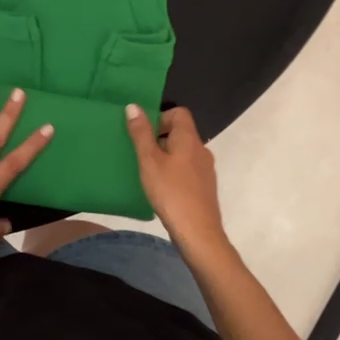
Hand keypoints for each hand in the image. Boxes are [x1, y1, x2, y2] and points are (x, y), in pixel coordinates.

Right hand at [126, 105, 229, 257]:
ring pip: (184, 152)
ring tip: (148, 171)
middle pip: (181, 132)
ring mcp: (206, 170)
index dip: (160, 117)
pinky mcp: (205, 187)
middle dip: (159, 138)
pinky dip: (174, 171)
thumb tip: (134, 106)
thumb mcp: (149, 160)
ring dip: (166, 156)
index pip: (179, 113)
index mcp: (189, 139)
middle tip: (141, 153)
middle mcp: (201, 150)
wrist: (198, 233)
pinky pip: (187, 169)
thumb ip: (141, 133)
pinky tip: (162, 188)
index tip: (144, 133)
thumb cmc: (171, 192)